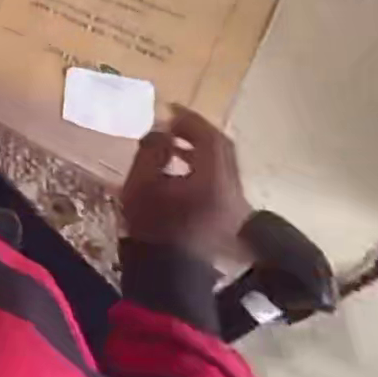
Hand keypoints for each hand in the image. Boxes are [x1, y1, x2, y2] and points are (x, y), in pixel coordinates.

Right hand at [122, 105, 251, 261]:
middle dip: (198, 130)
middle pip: (224, 149)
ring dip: (201, 146)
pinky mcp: (231, 211)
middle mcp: (235, 192)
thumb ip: (152, 151)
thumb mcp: (140, 183)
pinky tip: (181, 163)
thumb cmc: (150, 224)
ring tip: (172, 140)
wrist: (168, 268)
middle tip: (171, 120)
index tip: (169, 108)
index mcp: (213, 183)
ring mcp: (237, 204)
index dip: (191, 119)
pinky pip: (222, 177)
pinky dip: (204, 162)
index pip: (211, 140)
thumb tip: (161, 131)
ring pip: (225, 163)